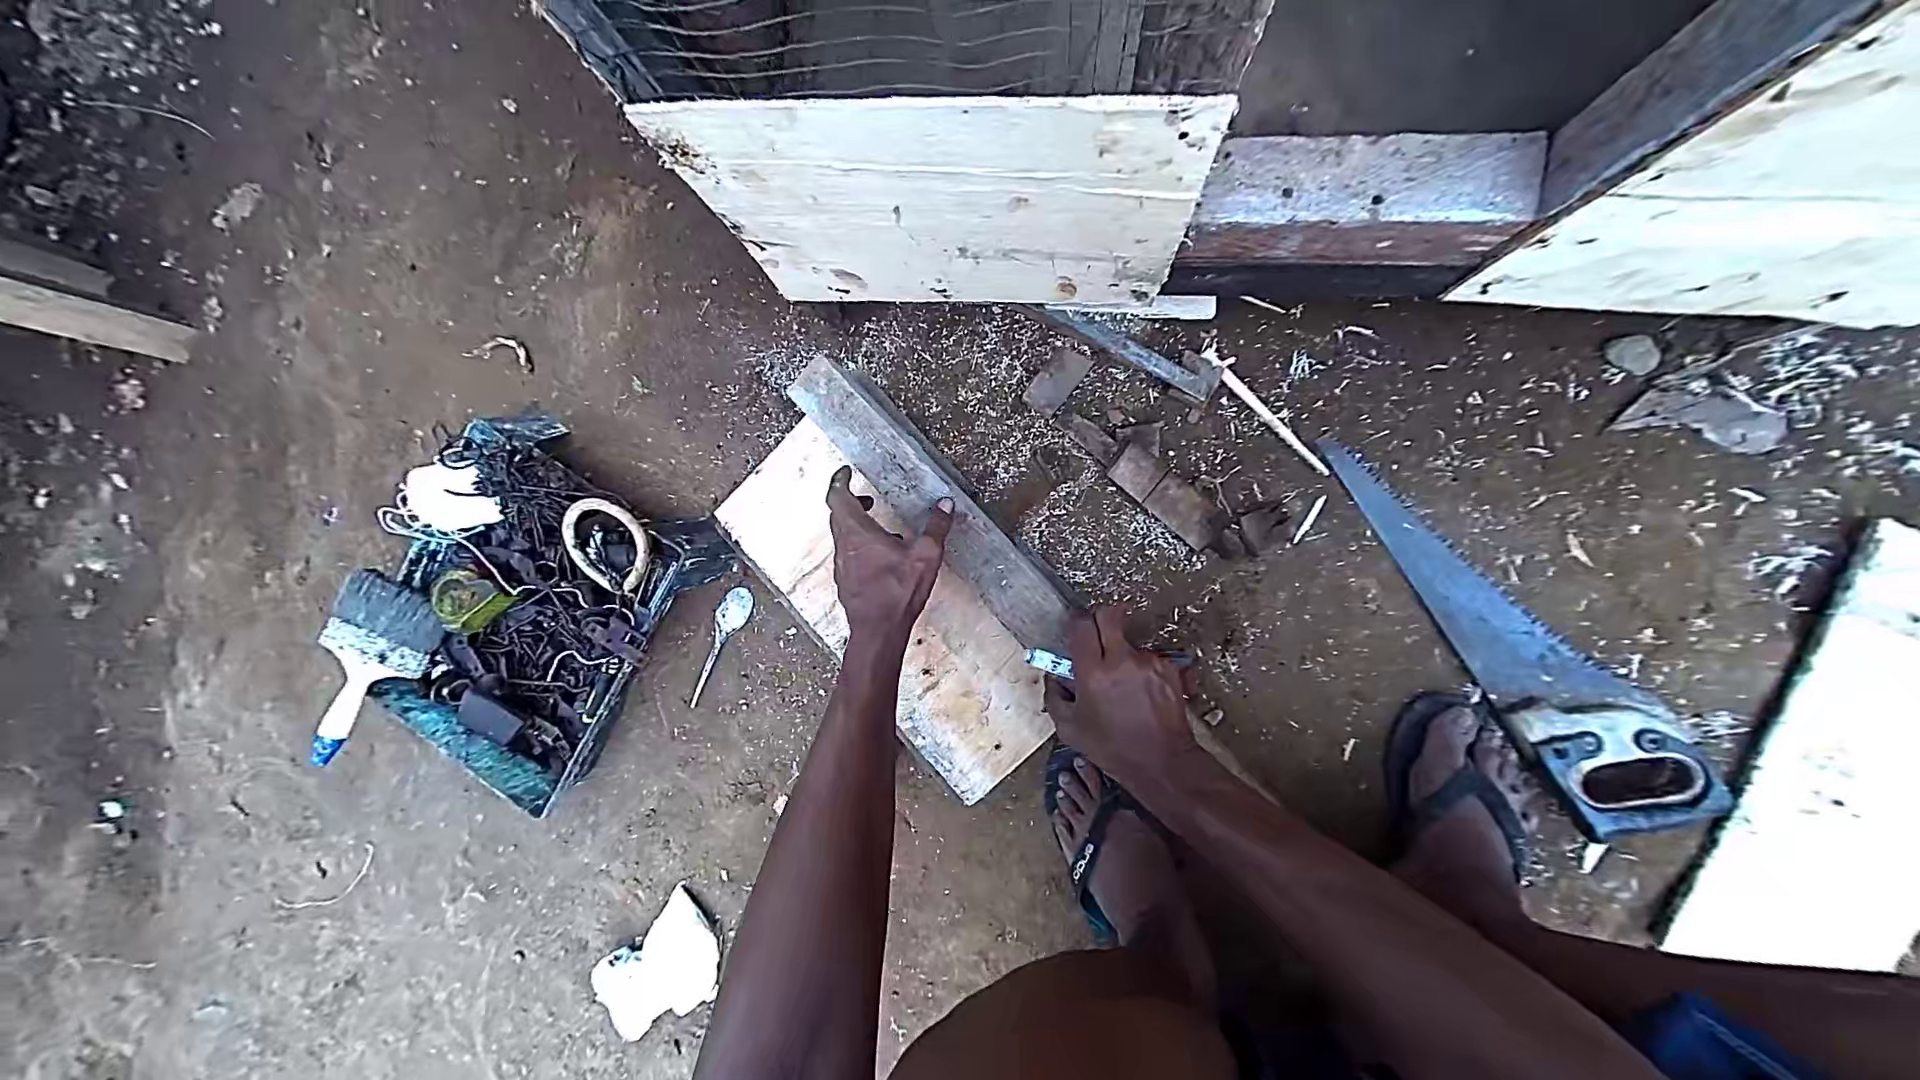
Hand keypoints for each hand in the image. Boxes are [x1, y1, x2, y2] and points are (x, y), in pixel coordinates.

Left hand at [826, 466, 953, 645]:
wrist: (877, 631)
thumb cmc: (898, 592)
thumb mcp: (926, 556)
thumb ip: (936, 527)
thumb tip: (945, 504)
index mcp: (857, 532)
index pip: (838, 497)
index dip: (840, 481)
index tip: (845, 472)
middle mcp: (844, 546)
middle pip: (838, 515)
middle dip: (851, 501)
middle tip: (867, 497)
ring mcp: (842, 566)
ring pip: (843, 536)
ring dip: (857, 525)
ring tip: (881, 527)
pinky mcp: (846, 581)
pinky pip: (849, 554)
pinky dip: (861, 546)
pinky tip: (883, 558)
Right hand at [1046, 606, 1199, 793]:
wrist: (1163, 762)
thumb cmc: (1113, 749)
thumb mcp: (1070, 729)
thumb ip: (1055, 696)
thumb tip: (1054, 675)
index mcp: (1092, 674)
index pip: (1081, 625)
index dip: (1076, 620)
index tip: (1076, 625)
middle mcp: (1121, 661)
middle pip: (1109, 615)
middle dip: (1100, 618)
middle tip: (1097, 633)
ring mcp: (1148, 663)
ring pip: (1129, 641)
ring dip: (1122, 653)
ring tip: (1122, 682)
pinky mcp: (1168, 669)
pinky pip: (1148, 658)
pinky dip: (1141, 669)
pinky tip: (1140, 692)